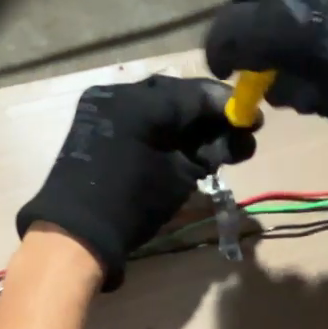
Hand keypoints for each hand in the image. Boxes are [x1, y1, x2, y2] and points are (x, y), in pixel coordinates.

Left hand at [16, 76, 254, 290]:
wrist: (75, 234)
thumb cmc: (131, 204)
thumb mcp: (179, 177)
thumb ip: (207, 151)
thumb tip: (228, 138)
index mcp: (142, 101)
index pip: (195, 94)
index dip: (227, 107)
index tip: (252, 119)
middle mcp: (119, 94)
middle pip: (175, 97)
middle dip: (207, 118)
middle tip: (236, 135)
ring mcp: (102, 109)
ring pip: (156, 109)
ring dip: (186, 127)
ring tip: (216, 151)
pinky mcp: (91, 127)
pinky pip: (135, 121)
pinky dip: (160, 133)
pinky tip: (184, 151)